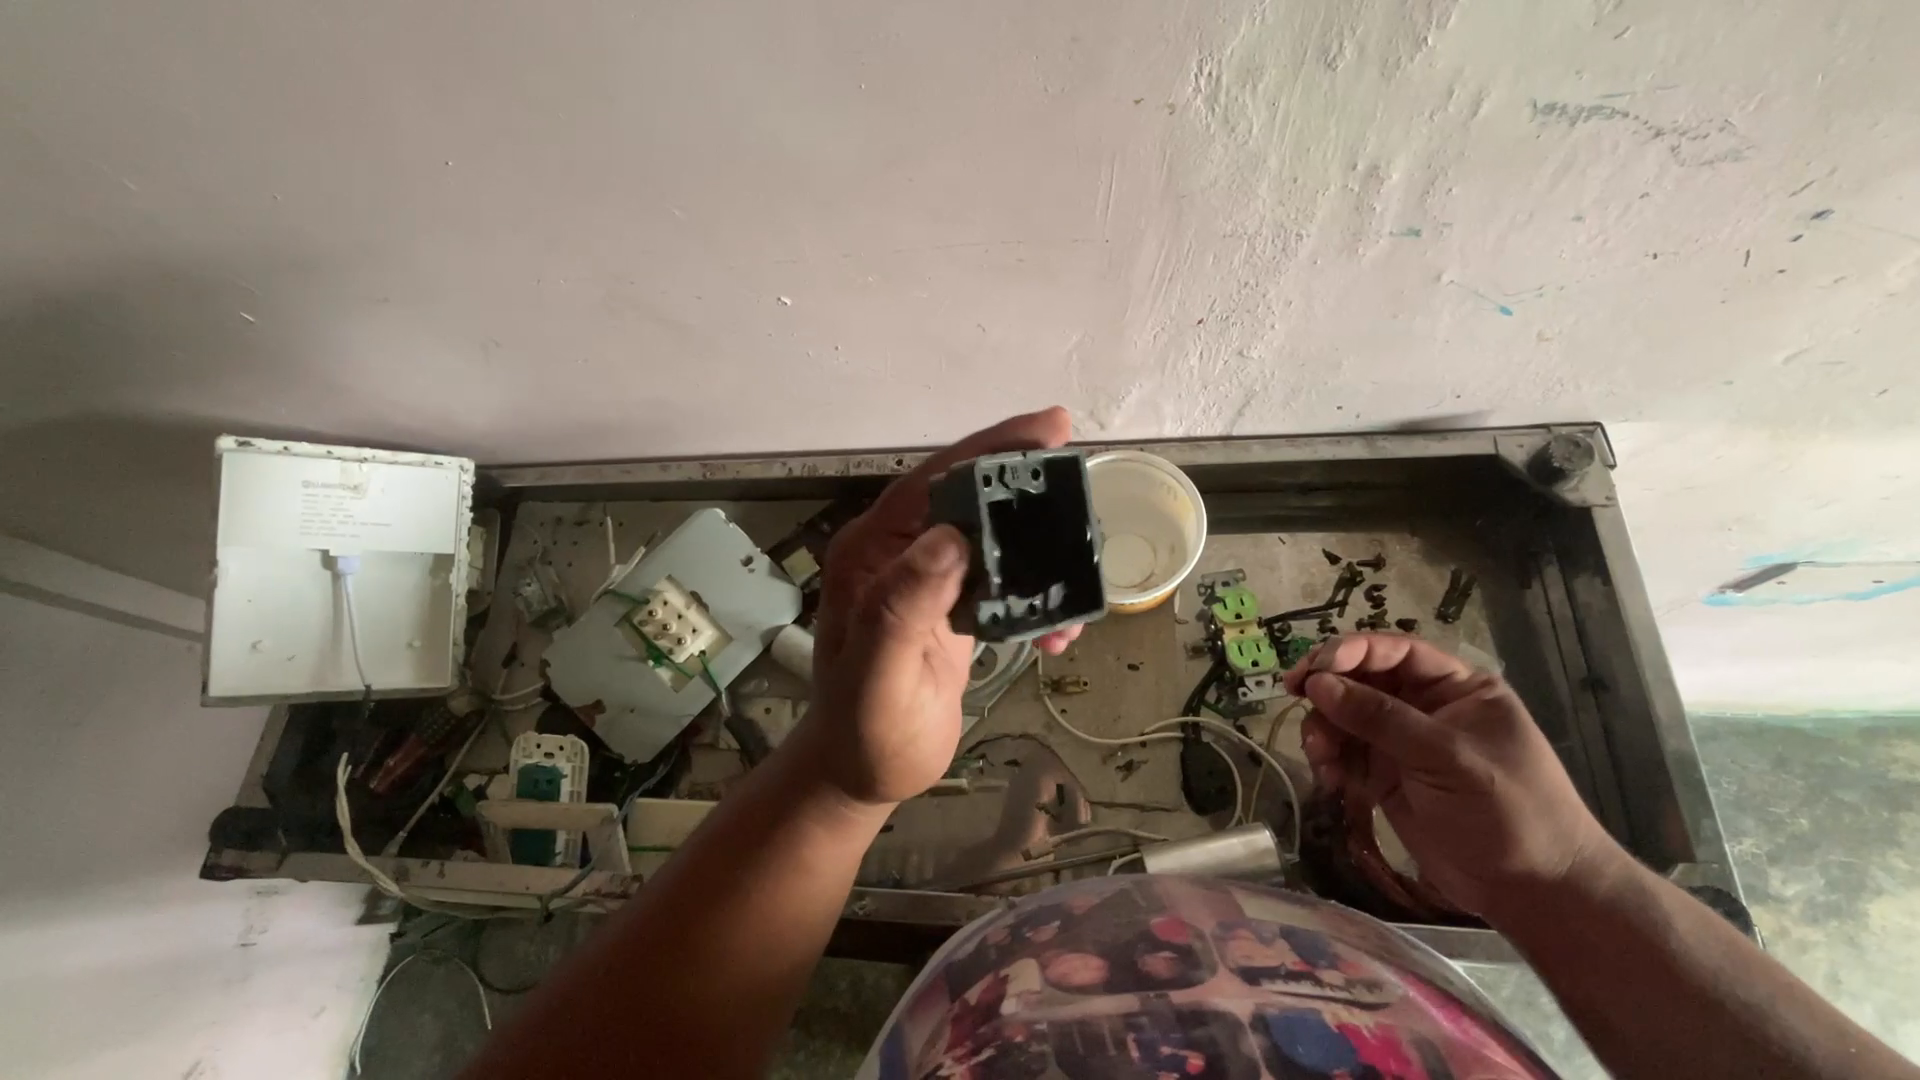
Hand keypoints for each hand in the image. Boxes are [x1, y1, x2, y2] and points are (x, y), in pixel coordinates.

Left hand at [794, 407, 1085, 805]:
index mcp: (872, 551)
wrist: (863, 773)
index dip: (991, 448)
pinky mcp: (953, 608)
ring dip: (1040, 555)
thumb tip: (950, 536)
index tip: (1052, 427)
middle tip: (1082, 493)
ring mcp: (928, 580)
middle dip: (1028, 494)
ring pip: (995, 540)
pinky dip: (1035, 601)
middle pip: (971, 500)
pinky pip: (1003, 583)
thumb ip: (902, 606)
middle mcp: (899, 553)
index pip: (934, 481)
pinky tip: (1056, 633)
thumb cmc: (866, 732)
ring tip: (1079, 575)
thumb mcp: (879, 675)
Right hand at [1281, 634, 1623, 917]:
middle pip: (1362, 679)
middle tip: (1294, 694)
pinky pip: (1344, 754)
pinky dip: (1330, 762)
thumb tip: (1317, 683)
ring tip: (1321, 759)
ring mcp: (1403, 744)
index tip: (1313, 669)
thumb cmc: (1509, 811)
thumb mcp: (1445, 757)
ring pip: (1345, 716)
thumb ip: (1380, 718)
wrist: (1534, 892)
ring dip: (1324, 730)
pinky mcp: (1385, 778)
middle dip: (1328, 688)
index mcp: (1457, 688)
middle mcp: (1426, 708)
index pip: (1396, 651)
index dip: (1352, 651)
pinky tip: (1330, 781)